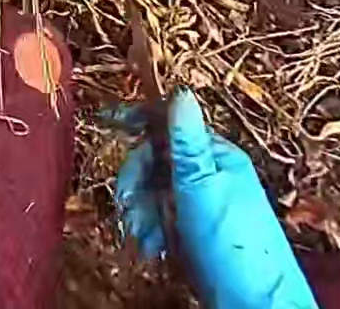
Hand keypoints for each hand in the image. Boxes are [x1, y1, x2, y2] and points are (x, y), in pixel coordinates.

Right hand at [117, 90, 317, 308]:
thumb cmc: (232, 244)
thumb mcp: (202, 185)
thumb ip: (186, 140)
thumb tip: (181, 91)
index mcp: (215, 155)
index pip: (170, 124)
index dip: (138, 121)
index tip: (107, 121)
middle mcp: (210, 175)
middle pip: (158, 159)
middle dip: (136, 179)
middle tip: (125, 203)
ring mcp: (204, 207)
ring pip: (157, 192)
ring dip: (141, 209)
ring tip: (140, 235)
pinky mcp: (198, 237)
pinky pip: (165, 220)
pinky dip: (153, 230)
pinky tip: (152, 247)